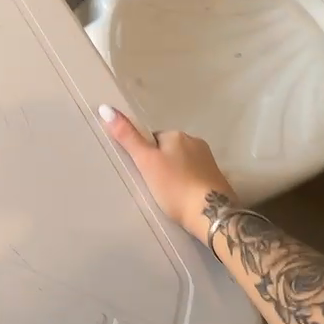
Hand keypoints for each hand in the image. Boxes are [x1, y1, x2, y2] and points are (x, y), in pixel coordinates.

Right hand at [99, 104, 236, 241]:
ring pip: (182, 163)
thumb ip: (127, 136)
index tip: (143, 173)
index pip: (153, 139)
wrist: (212, 216)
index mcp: (177, 135)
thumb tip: (105, 107)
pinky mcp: (218, 178)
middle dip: (160, 163)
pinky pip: (194, 175)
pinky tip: (184, 197)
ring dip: (174, 173)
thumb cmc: (174, 187)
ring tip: (168, 194)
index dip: (144, 155)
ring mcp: (209, 160)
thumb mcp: (145, 161)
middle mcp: (195, 142)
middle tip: (153, 185)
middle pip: (168, 150)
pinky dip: (187, 183)